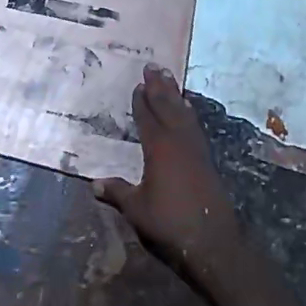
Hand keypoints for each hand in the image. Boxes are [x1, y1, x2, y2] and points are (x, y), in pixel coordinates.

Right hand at [92, 64, 241, 272]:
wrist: (211, 238)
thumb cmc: (169, 221)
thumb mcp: (137, 209)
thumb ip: (117, 192)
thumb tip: (94, 183)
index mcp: (159, 148)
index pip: (148, 117)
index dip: (142, 101)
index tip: (138, 84)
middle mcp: (178, 141)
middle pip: (168, 107)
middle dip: (160, 86)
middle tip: (154, 66)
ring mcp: (195, 148)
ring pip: (184, 112)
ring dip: (175, 94)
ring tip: (169, 78)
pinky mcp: (206, 158)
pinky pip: (194, 125)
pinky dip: (189, 112)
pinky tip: (188, 108)